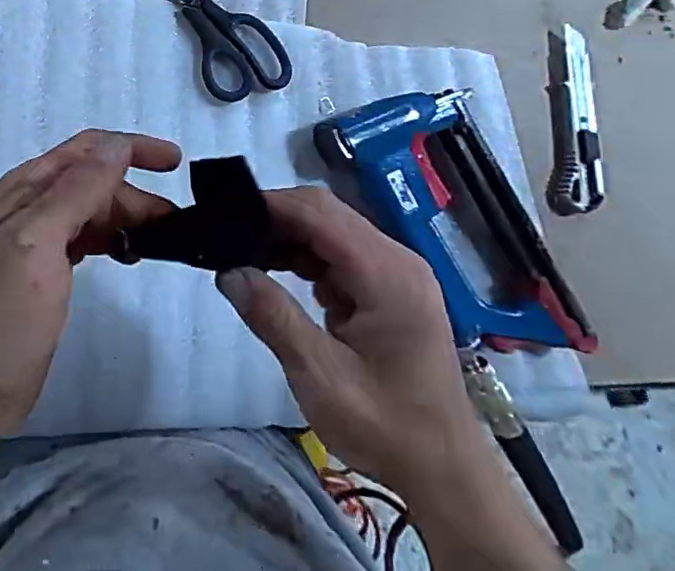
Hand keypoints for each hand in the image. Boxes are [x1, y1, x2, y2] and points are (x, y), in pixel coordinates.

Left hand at [0, 130, 181, 441]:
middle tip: (175, 223)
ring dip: (131, 217)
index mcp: (29, 189)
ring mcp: (41, 239)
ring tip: (162, 241)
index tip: (175, 163)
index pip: (90, 148)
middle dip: (138, 191)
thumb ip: (77, 191)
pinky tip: (131, 256)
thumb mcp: (37, 244)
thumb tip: (119, 146)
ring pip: (98, 209)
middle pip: (99, 179)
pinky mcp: (49, 270)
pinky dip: (117, 239)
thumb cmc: (0, 318)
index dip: (134, 148)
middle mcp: (35, 206)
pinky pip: (92, 237)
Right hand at [214, 186, 494, 494]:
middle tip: (230, 235)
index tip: (229, 210)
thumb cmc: (387, 427)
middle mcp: (397, 260)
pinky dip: (310, 260)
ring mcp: (398, 273)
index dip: (274, 205)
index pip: (322, 214)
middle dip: (279, 219)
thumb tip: (230, 272)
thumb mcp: (321, 377)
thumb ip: (274, 318)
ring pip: (335, 233)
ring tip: (246, 253)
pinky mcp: (392, 289)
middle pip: (330, 215)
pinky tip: (281, 275)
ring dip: (292, 240)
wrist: (445, 469)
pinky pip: (344, 257)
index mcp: (387, 273)